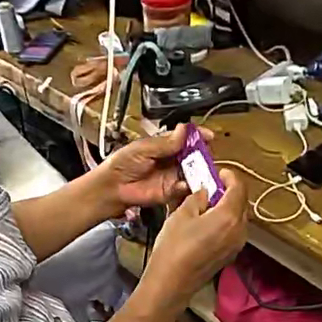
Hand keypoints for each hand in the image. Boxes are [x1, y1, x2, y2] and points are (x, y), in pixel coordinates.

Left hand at [95, 125, 210, 210]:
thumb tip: (183, 130)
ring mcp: (173, 176)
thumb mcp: (143, 148)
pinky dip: (189, 186)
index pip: (186, 138)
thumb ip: (165, 142)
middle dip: (202, 155)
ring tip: (201, 170)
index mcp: (165, 145)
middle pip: (194, 155)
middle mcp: (172, 160)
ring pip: (193, 171)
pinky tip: (186, 184)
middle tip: (206, 155)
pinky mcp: (171, 192)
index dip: (198, 136)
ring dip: (199, 171)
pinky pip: (185, 188)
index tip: (208, 135)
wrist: (113, 187)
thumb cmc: (122, 164)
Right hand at [134, 167, 246, 314]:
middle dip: (228, 191)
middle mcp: (239, 231)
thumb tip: (204, 191)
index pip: (239, 188)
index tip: (217, 172)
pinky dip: (224, 222)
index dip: (229, 176)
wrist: (171, 283)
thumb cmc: (174, 248)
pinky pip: (232, 232)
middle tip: (210, 185)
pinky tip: (206, 222)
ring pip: (237, 218)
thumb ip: (197, 197)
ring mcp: (236, 245)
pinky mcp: (229, 256)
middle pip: (241, 203)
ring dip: (226, 207)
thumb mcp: (182, 215)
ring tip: (206, 203)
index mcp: (229, 217)